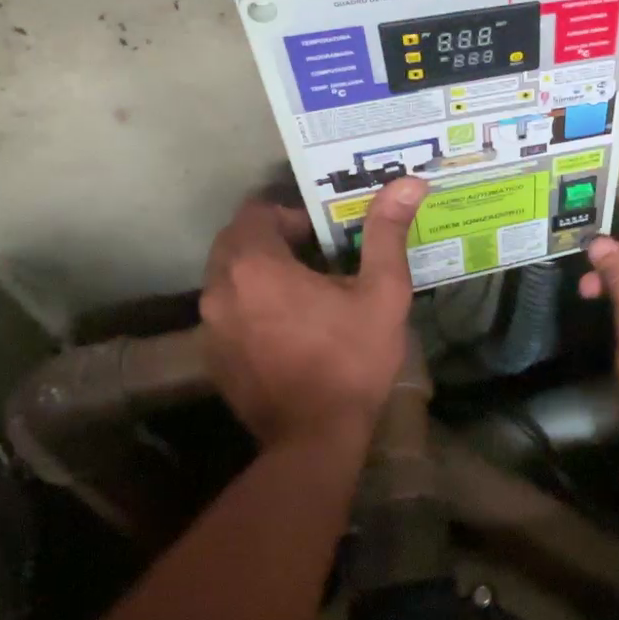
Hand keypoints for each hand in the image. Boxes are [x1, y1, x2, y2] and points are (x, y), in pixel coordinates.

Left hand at [199, 178, 428, 443]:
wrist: (316, 438)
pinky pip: (228, 312)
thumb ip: (387, 232)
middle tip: (319, 259)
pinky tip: (290, 330)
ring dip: (261, 274)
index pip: (256, 212)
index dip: (290, 216)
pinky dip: (252, 307)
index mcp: (255, 265)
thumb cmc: (352, 358)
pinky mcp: (212, 357)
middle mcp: (219, 289)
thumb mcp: (382, 292)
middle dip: (274, 241)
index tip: (324, 236)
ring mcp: (210, 326)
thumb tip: (409, 181)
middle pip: (237, 242)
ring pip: (229, 278)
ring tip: (307, 293)